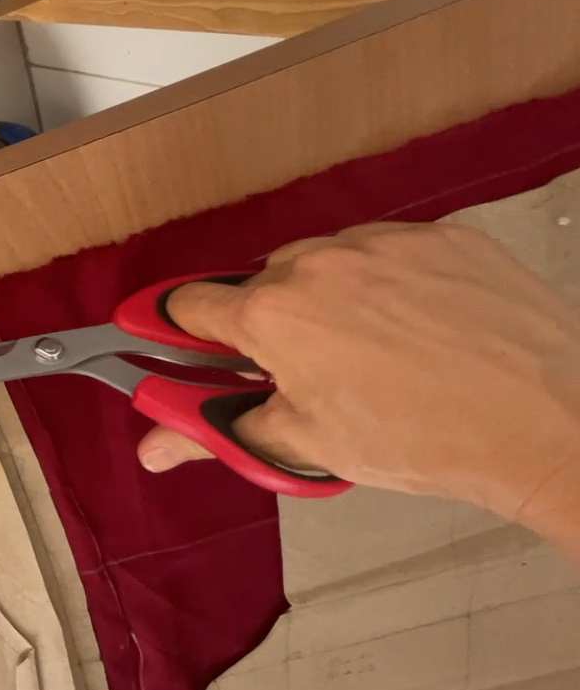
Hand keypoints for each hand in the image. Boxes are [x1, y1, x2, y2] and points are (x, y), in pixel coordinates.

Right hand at [138, 222, 579, 530]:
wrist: (568, 428)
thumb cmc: (426, 440)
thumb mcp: (301, 442)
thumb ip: (209, 433)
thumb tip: (151, 451)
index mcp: (266, 314)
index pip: (184, 304)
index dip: (180, 330)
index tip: (189, 344)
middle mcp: (312, 264)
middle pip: (254, 286)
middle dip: (265, 321)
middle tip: (303, 365)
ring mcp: (380, 244)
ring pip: (315, 263)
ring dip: (320, 295)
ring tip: (366, 343)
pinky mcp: (440, 238)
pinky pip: (379, 250)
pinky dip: (381, 279)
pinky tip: (412, 321)